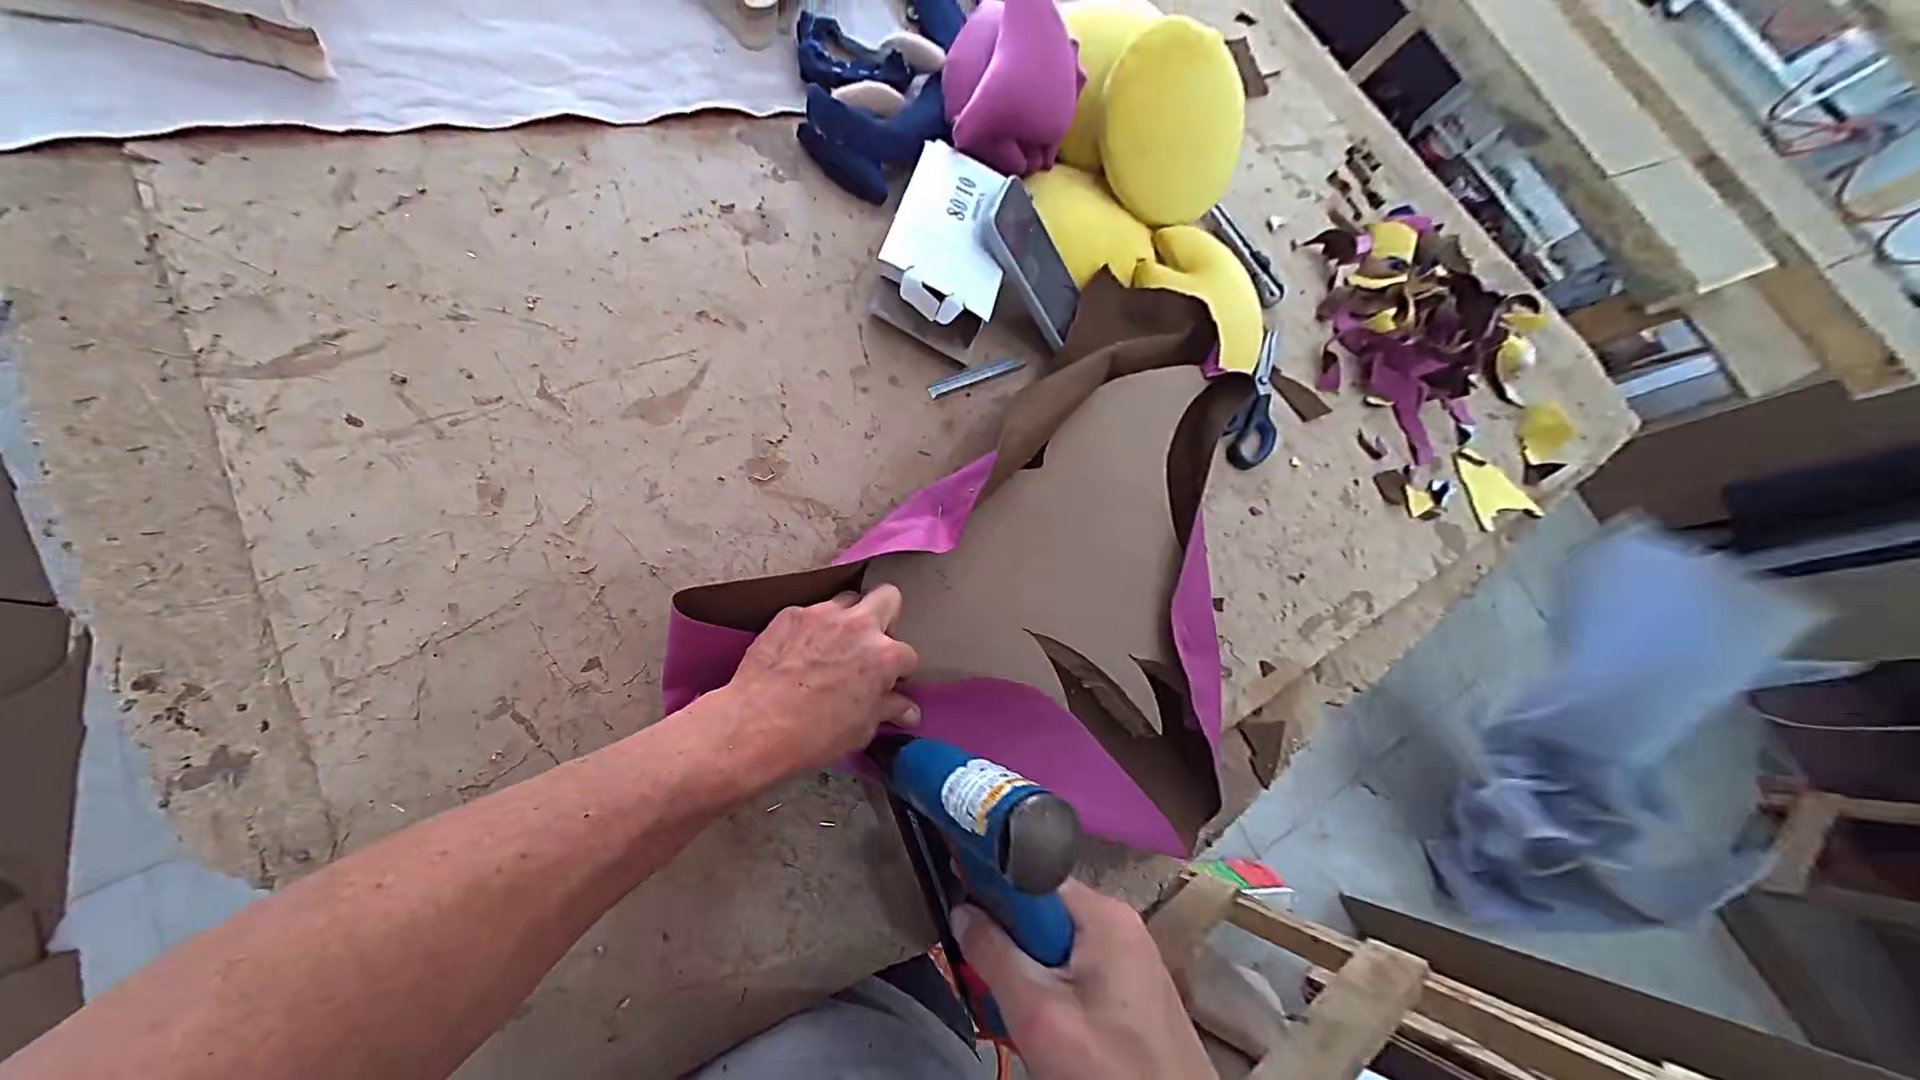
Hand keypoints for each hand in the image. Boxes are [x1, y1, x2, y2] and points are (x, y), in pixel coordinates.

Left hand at [722, 584, 919, 771]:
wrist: (757, 725)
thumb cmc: (815, 734)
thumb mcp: (862, 728)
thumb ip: (888, 709)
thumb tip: (909, 711)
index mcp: (884, 655)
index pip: (907, 654)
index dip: (899, 670)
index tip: (888, 681)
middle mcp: (859, 626)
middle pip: (888, 597)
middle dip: (885, 617)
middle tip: (870, 643)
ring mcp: (823, 615)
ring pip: (847, 600)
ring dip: (847, 619)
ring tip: (832, 645)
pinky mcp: (791, 614)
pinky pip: (810, 613)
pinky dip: (811, 628)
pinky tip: (798, 652)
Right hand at [954, 879, 1214, 1079]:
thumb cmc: (1108, 1069)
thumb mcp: (1038, 1014)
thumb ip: (994, 956)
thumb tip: (960, 910)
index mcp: (1104, 913)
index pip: (1034, 877)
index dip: (995, 892)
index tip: (964, 911)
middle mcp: (1121, 922)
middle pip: (1044, 913)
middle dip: (1014, 945)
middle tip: (995, 984)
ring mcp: (1132, 956)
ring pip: (1059, 946)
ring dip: (1032, 973)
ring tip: (1024, 1014)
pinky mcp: (1134, 988)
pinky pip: (1080, 970)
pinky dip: (1057, 990)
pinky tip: (1052, 1027)